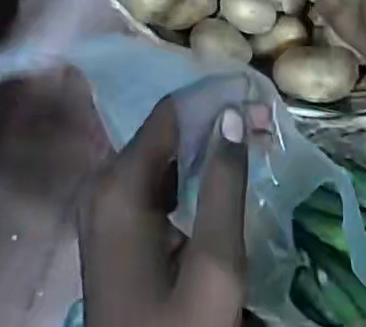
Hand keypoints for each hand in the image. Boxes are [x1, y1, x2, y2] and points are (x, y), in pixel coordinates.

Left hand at [81, 101, 247, 326]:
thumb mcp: (214, 270)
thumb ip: (225, 186)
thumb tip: (233, 114)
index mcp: (118, 186)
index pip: (171, 114)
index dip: (215, 99)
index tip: (259, 97)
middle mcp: (100, 183)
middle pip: (164, 130)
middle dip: (214, 121)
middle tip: (265, 122)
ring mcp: (101, 204)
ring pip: (160, 153)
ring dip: (204, 144)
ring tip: (253, 138)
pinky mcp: (110, 223)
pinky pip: (152, 179)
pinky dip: (187, 171)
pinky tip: (220, 172)